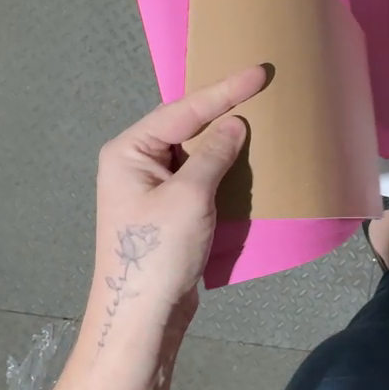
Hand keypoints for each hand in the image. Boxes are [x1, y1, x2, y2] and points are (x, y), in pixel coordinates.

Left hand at [89, 64, 266, 334]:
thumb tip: (235, 125)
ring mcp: (151, 189)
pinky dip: (222, 169)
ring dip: (225, 142)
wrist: (142, 316)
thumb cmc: (157, 252)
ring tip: (258, 121)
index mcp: (129, 151)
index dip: (224, 91)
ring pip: (194, 153)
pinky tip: (245, 162)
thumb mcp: (189, 198)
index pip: (183, 109)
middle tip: (260, 89)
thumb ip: (213, 155)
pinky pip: (199, 178)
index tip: (259, 72)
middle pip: (185, 126)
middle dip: (222, 111)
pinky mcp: (168, 212)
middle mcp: (135, 164)